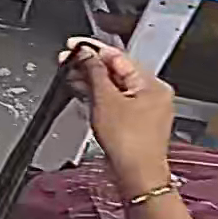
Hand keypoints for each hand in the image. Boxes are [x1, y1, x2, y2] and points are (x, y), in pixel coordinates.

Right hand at [60, 40, 174, 189]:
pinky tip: (83, 92)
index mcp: (151, 84)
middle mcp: (152, 93)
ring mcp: (144, 107)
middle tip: (66, 60)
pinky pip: (115, 99)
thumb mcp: (105, 100)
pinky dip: (98, 95)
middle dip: (89, 65)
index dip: (92, 49)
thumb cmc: (128, 141)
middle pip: (116, 70)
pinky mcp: (135, 120)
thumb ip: (94, 73)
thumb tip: (86, 54)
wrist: (136, 174)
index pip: (117, 57)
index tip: (73, 44)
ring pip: (114, 85)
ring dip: (91, 79)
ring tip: (69, 75)